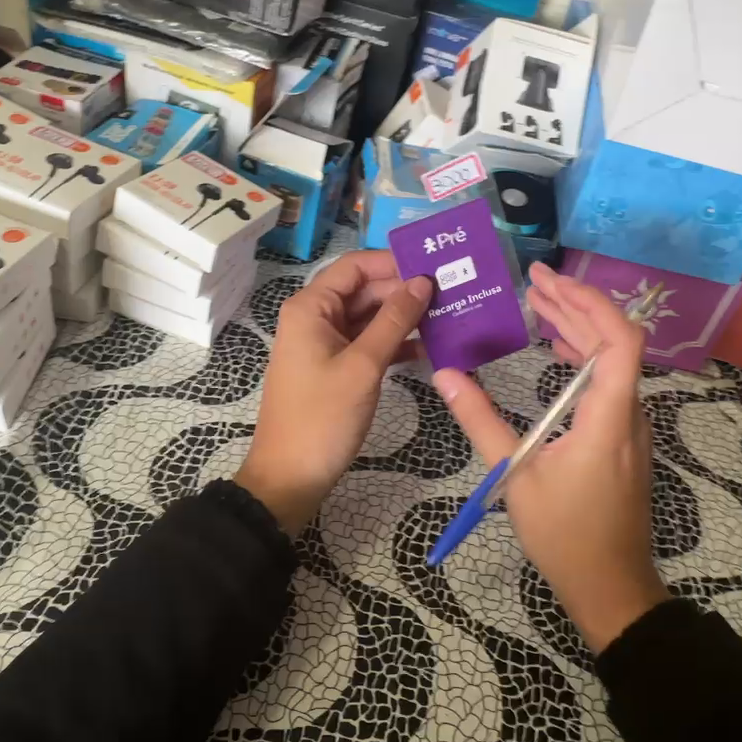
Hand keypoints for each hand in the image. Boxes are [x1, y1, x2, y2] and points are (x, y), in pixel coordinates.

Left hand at [237, 250, 432, 534]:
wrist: (290, 477)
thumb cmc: (323, 417)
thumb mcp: (364, 366)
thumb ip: (394, 320)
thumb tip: (422, 281)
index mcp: (311, 307)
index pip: (355, 266)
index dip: (393, 263)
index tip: (434, 268)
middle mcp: (314, 317)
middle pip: (363, 290)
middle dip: (403, 290)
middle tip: (451, 292)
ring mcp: (323, 343)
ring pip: (367, 317)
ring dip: (402, 317)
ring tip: (447, 316)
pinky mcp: (333, 367)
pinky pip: (366, 342)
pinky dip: (393, 343)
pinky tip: (428, 348)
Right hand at [432, 261, 668, 651]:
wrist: (611, 587)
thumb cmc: (565, 534)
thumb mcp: (515, 475)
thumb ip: (481, 420)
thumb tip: (447, 374)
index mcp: (609, 415)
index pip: (618, 339)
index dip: (587, 302)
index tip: (546, 281)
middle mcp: (628, 411)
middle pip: (612, 340)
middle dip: (574, 304)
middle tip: (532, 282)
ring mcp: (630, 424)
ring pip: (613, 359)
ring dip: (578, 327)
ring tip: (538, 305)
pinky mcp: (622, 437)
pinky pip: (609, 380)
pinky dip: (583, 354)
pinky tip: (557, 349)